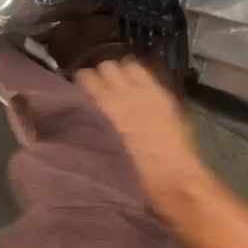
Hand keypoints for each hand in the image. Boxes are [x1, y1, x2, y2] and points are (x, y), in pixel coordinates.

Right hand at [75, 59, 214, 221]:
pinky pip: (145, 72)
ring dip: (119, 72)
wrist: (172, 183)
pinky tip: (136, 86)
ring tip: (118, 85)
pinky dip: (137, 74)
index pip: (83, 76)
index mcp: (100, 107)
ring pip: (124, 64)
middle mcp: (120, 93)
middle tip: (97, 88)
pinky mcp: (163, 95)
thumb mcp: (97, 148)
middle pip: (103, 66)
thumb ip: (87, 124)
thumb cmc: (129, 175)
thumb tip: (76, 112)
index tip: (78, 91)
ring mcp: (144, 92)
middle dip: (99, 75)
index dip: (80, 82)